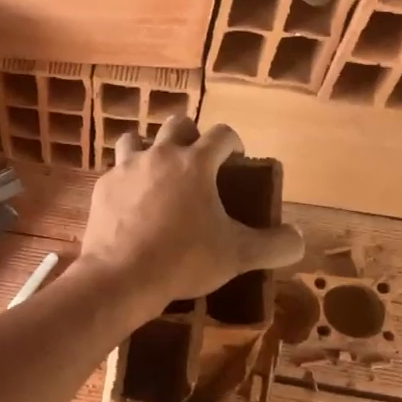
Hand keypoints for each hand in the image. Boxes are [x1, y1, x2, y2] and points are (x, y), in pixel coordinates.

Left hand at [74, 118, 303, 319]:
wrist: (122, 277)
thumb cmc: (184, 260)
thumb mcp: (239, 256)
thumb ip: (276, 245)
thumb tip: (299, 239)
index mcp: (196, 163)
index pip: (222, 133)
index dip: (234, 142)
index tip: (237, 158)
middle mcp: (159, 155)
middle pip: (177, 124)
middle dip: (191, 135)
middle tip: (198, 160)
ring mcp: (126, 169)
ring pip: (136, 139)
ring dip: (150, 149)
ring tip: (158, 172)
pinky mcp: (102, 189)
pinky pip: (115, 173)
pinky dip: (126, 181)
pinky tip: (131, 203)